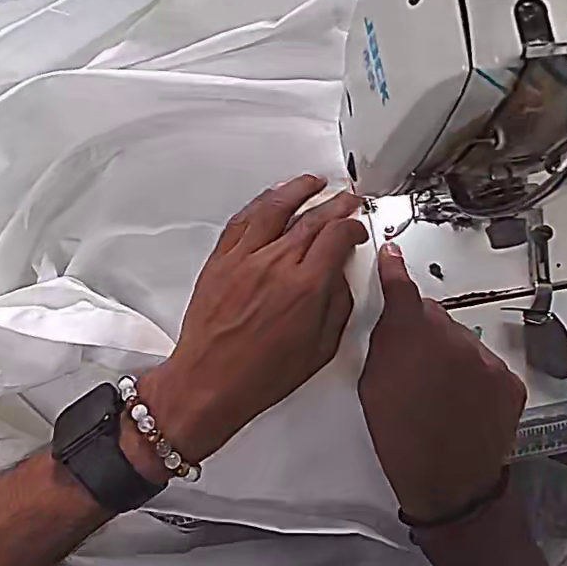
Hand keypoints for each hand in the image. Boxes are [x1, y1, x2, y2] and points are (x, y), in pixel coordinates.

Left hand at [136, 175, 368, 462]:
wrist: (210, 382)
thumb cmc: (258, 375)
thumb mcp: (319, 349)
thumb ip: (337, 306)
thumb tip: (341, 279)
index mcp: (306, 287)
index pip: (337, 236)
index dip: (353, 226)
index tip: (356, 229)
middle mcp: (275, 265)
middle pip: (313, 217)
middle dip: (336, 204)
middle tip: (346, 202)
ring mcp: (245, 259)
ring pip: (276, 207)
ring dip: (298, 189)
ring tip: (312, 183)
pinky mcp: (220, 261)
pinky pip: (242, 220)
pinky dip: (261, 203)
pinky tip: (271, 199)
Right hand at [360, 243, 526, 522]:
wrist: (446, 481)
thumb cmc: (402, 439)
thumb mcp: (371, 386)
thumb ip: (383, 344)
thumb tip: (391, 327)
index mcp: (410, 334)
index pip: (400, 287)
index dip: (393, 268)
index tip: (393, 255)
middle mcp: (450, 337)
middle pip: (433, 316)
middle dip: (420, 332)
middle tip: (410, 367)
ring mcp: (483, 357)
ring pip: (460, 340)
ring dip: (448, 356)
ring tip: (436, 394)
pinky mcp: (507, 379)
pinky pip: (485, 364)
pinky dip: (473, 376)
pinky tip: (459, 402)